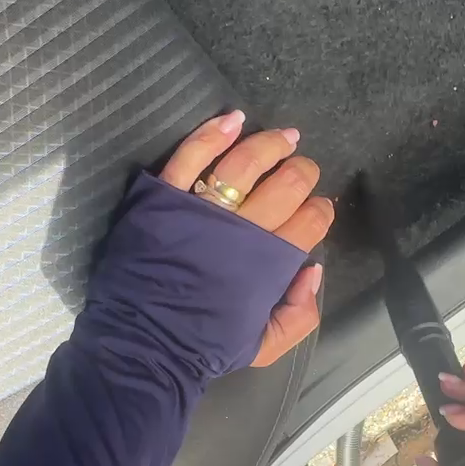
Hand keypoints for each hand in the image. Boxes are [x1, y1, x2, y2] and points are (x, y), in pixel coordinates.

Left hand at [159, 111, 336, 366]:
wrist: (144, 341)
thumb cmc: (205, 344)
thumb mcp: (265, 346)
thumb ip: (300, 315)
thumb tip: (313, 270)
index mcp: (270, 262)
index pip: (311, 220)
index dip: (321, 210)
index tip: (318, 208)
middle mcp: (244, 228)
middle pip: (287, 184)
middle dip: (304, 172)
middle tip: (304, 168)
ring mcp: (204, 208)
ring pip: (246, 161)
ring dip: (273, 143)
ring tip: (287, 136)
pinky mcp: (167, 196)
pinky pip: (191, 155)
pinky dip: (213, 132)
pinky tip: (234, 119)